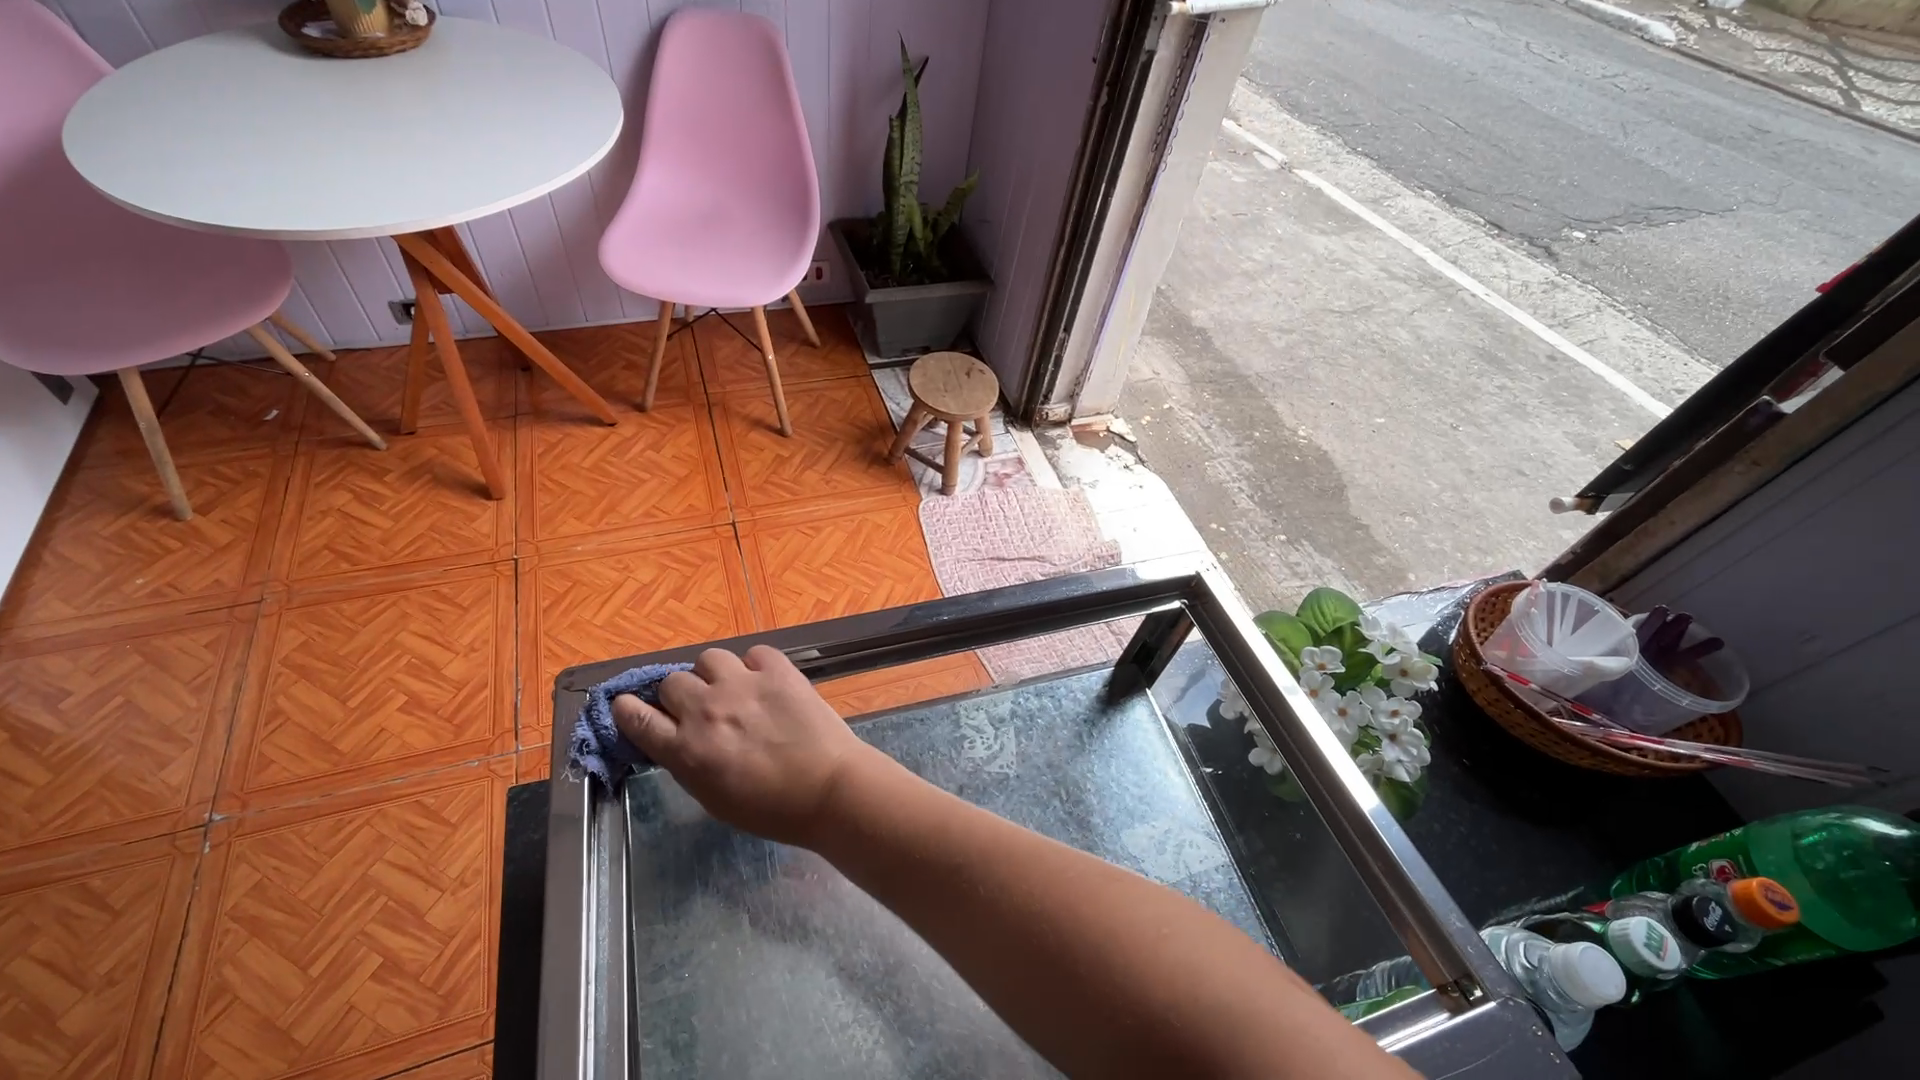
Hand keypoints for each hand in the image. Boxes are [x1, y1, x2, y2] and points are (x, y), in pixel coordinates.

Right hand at [612, 645, 878, 846]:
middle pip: (672, 682)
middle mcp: (706, 711)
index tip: (629, 705)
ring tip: (736, 690)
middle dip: (682, 695)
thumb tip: (679, 739)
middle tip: (704, 708)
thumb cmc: (771, 809)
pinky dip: (757, 666)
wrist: (830, 790)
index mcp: (686, 750)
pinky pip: (753, 653)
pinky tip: (767, 683)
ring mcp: (742, 685)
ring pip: (709, 659)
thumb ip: (689, 762)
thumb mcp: (713, 797)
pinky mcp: (777, 670)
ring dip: (716, 674)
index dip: (629, 709)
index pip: (637, 718)